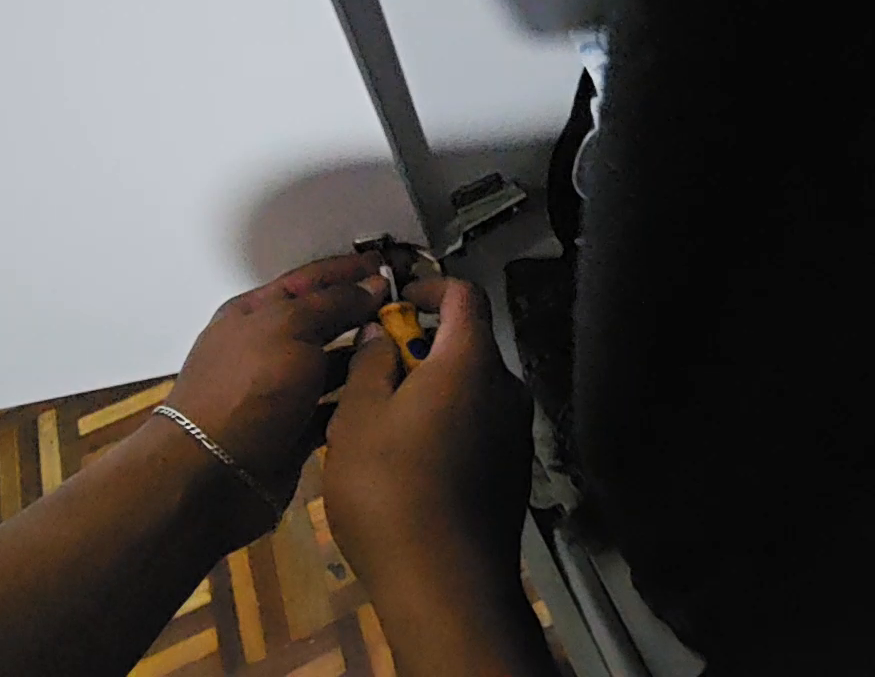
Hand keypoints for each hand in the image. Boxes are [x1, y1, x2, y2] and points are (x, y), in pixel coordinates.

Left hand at [163, 252, 386, 530]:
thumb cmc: (247, 389)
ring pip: (336, 363)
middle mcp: (269, 346)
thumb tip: (373, 284)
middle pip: (326, 319)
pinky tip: (395, 390)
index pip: (312, 279)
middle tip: (413, 306)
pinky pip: (338, 405)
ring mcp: (283, 390)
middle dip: (366, 311)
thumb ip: (334, 303)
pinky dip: (363, 397)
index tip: (390, 265)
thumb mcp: (290, 328)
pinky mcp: (296, 429)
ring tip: (414, 347)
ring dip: (370, 354)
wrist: (210, 478)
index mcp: (257, 313)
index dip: (350, 269)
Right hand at [324, 276, 534, 592]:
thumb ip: (370, 362)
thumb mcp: (359, 417)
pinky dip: (448, 419)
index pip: (465, 293)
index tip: (397, 303)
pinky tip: (413, 462)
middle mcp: (506, 387)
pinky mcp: (513, 468)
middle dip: (421, 345)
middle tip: (375, 375)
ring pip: (471, 385)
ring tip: (385, 423)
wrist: (447, 589)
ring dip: (432, 386)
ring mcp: (515, 431)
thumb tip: (382, 332)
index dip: (430, 286)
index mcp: (472, 362)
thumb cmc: (392, 490)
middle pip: (467, 341)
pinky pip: (479, 421)